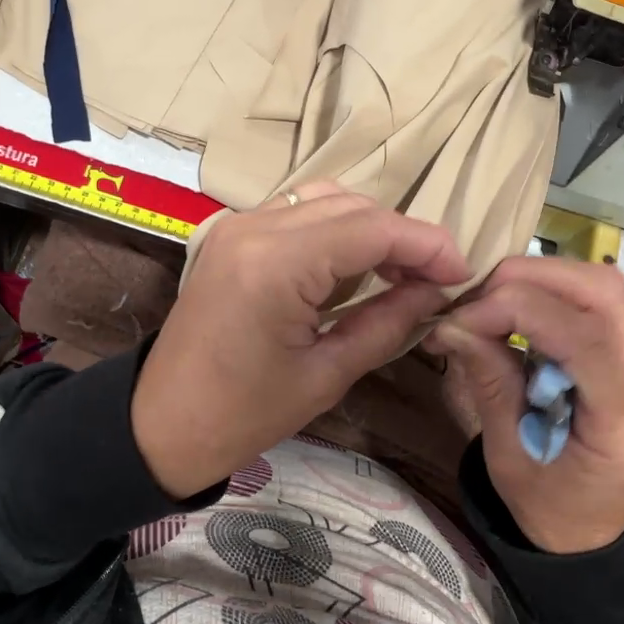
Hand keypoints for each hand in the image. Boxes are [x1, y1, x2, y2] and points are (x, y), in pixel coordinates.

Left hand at [132, 185, 473, 498]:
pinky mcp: (231, 235)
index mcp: (276, 263)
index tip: (463, 274)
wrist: (161, 423)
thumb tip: (437, 291)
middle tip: (436, 281)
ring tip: (401, 274)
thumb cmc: (243, 414)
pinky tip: (355, 267)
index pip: (372, 228)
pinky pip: (296, 212)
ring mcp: (237, 225)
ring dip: (370, 228)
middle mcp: (254, 226)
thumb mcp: (326, 375)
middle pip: (352, 206)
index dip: (427, 244)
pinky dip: (334, 230)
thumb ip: (388, 322)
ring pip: (325, 199)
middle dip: (402, 236)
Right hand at [425, 257, 623, 553]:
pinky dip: (551, 294)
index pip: (585, 339)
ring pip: (603, 288)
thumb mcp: (507, 455)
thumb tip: (453, 323)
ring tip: (491, 303)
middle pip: (603, 294)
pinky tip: (516, 313)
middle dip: (530, 280)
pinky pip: (599, 304)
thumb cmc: (547, 507)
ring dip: (540, 280)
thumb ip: (490, 382)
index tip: (463, 318)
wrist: (589, 534)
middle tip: (475, 298)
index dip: (518, 311)